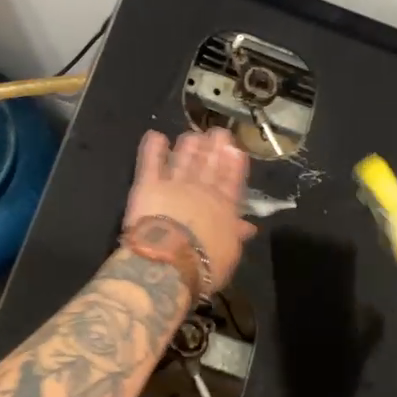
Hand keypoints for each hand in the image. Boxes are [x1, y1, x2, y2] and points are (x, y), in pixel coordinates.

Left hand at [125, 129, 256, 293]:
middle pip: (209, 165)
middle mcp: (201, 190)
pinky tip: (155, 135)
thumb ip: (236, 234)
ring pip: (183, 159)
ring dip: (189, 146)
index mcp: (223, 207)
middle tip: (217, 132)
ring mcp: (174, 184)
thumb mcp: (229, 253)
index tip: (235, 149)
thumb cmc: (204, 263)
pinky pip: (151, 161)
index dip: (233, 164)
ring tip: (192, 135)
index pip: (231, 181)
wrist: (169, 261)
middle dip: (214, 148)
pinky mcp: (148, 184)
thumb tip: (248, 226)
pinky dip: (153, 147)